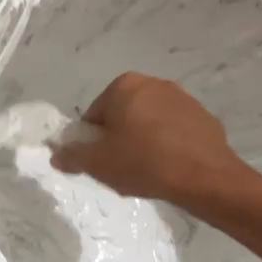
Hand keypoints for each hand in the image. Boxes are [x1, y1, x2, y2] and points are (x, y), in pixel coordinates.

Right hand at [50, 72, 249, 206]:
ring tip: (147, 169)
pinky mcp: (204, 116)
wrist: (205, 178)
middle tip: (122, 166)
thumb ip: (72, 156)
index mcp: (124, 86)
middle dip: (120, 137)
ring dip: (144, 140)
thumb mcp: (98, 163)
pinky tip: (170, 167)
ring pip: (150, 121)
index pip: (95, 115)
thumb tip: (56, 155)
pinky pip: (175, 130)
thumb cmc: (144, 162)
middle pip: (123, 114)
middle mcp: (153, 83)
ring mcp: (183, 98)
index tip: (101, 160)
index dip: (93, 140)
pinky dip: (169, 144)